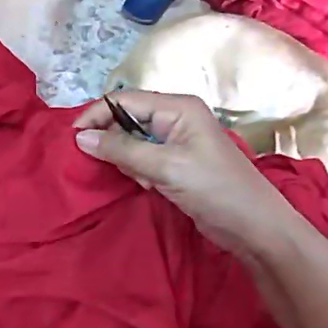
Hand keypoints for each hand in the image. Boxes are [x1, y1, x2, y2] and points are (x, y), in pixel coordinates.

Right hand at [74, 91, 310, 257]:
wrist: (254, 227)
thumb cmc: (214, 189)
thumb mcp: (165, 167)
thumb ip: (122, 150)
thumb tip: (81, 137)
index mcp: (177, 107)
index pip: (125, 100)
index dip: (97, 115)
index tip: (73, 138)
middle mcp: (176, 117)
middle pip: (128, 118)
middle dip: (114, 141)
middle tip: (110, 166)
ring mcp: (178, 141)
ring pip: (134, 141)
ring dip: (128, 160)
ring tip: (142, 180)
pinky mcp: (178, 163)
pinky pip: (145, 158)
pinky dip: (140, 171)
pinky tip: (150, 186)